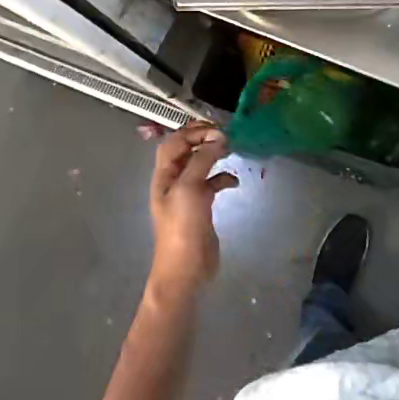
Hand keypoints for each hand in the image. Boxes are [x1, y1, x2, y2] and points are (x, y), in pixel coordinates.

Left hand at [144, 122, 237, 300]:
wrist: (186, 268)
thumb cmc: (183, 227)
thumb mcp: (190, 188)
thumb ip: (202, 160)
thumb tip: (218, 137)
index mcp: (164, 175)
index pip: (175, 142)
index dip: (193, 132)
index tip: (218, 130)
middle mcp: (173, 181)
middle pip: (185, 150)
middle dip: (203, 139)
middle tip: (225, 135)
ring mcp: (187, 194)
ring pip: (200, 165)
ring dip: (214, 155)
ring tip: (231, 150)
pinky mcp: (201, 207)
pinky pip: (212, 184)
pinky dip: (223, 178)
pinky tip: (234, 181)